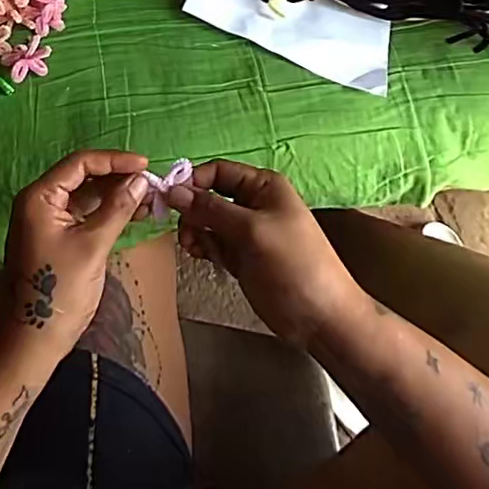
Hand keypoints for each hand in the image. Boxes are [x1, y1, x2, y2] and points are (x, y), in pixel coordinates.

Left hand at [0, 149, 150, 352]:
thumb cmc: (58, 292)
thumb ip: (118, 208)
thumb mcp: (92, 246)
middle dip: (118, 177)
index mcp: (39, 197)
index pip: (80, 163)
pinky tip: (134, 213)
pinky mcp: (57, 235)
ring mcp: (47, 219)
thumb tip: (142, 180)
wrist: (31, 343)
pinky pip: (86, 212)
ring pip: (87, 193)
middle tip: (151, 183)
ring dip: (117, 193)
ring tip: (149, 198)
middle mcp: (40, 201)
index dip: (115, 160)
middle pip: (84, 175)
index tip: (145, 164)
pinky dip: (109, 210)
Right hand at [165, 160, 364, 349]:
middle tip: (183, 231)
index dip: (193, 181)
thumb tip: (174, 191)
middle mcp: (252, 203)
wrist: (321, 317)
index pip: (218, 172)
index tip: (168, 198)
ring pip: (207, 220)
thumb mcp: (253, 230)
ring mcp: (245, 231)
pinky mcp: (240, 256)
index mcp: (262, 186)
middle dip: (192, 210)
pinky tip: (200, 254)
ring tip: (193, 246)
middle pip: (209, 195)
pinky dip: (202, 245)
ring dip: (194, 230)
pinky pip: (212, 241)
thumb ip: (212, 209)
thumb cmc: (294, 264)